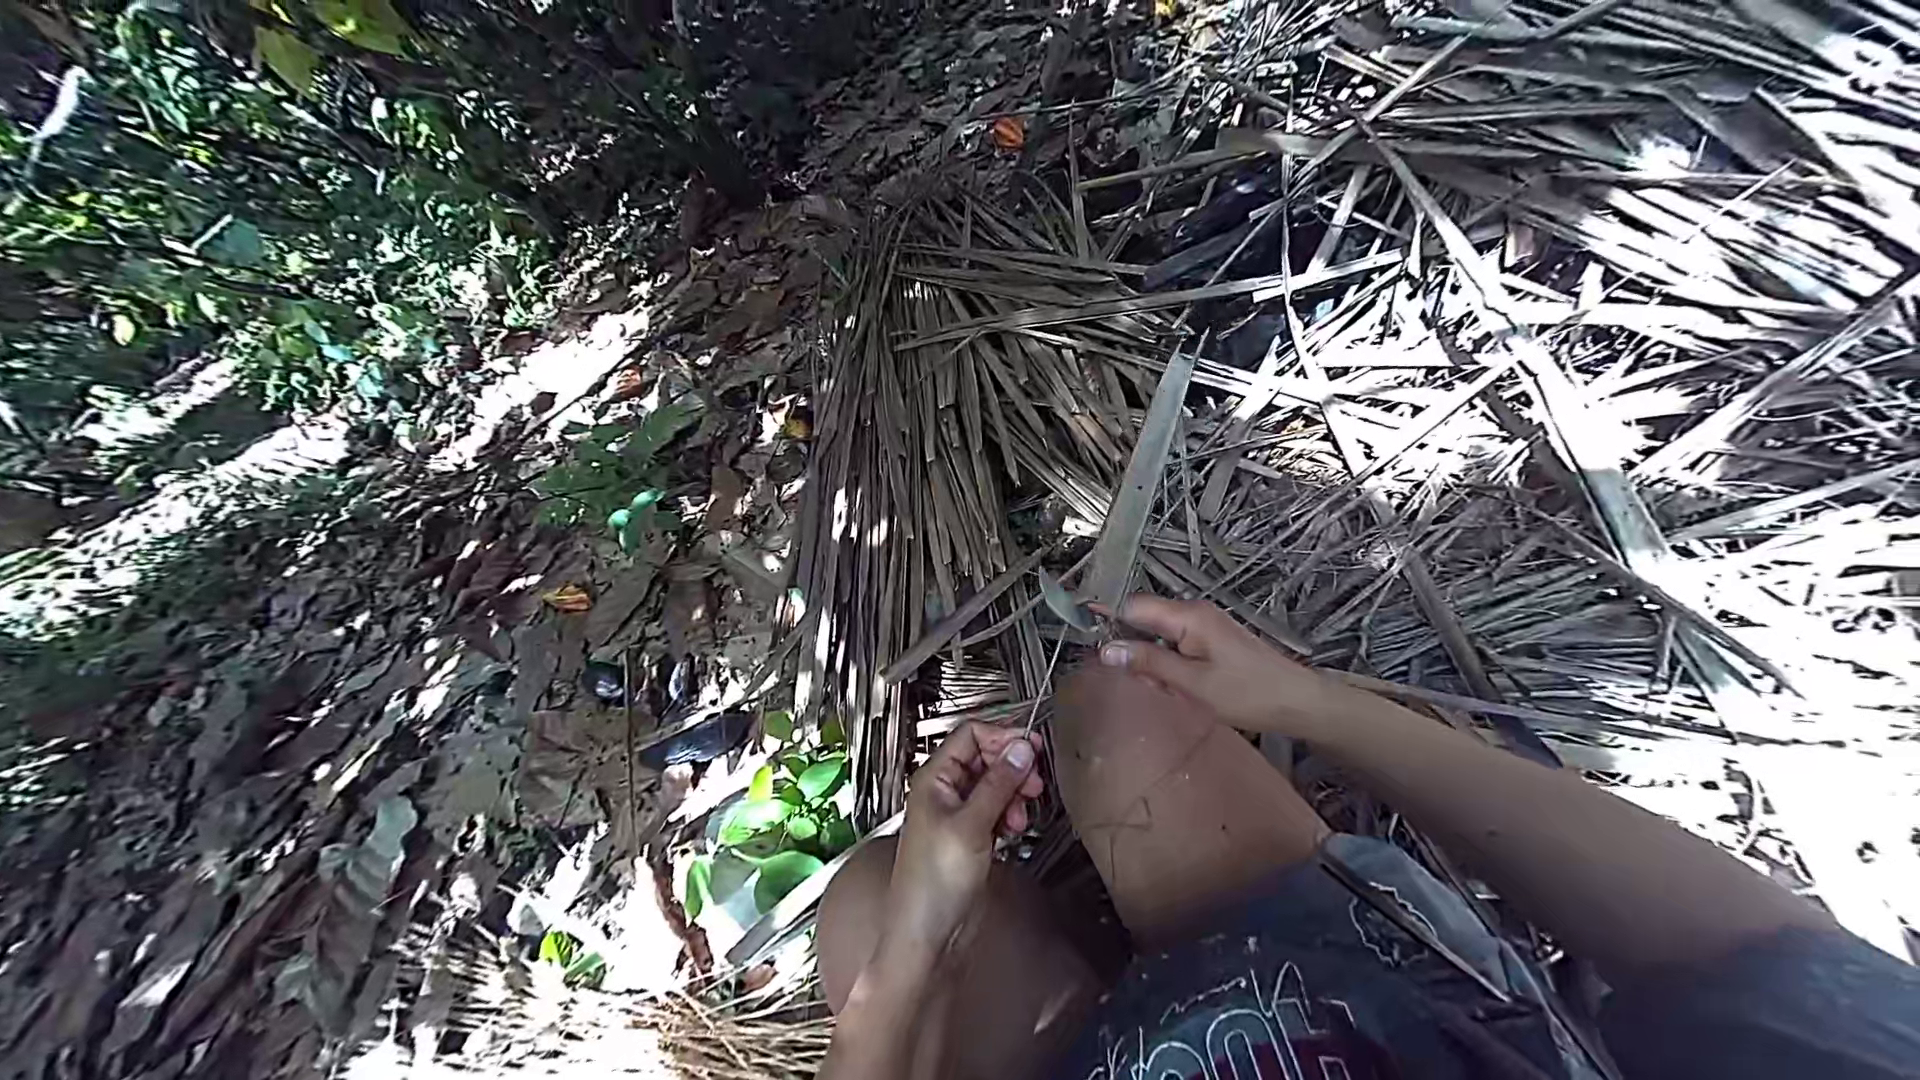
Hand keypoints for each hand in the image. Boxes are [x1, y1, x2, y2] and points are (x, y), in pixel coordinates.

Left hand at [882, 722, 1042, 962]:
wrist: (927, 937)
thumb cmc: (932, 885)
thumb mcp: (971, 825)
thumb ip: (998, 784)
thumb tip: (1020, 749)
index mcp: (934, 779)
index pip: (970, 735)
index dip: (1001, 737)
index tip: (1029, 747)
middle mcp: (944, 792)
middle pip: (985, 757)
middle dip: (1012, 765)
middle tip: (1033, 778)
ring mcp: (958, 814)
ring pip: (993, 783)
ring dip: (1013, 791)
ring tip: (1024, 808)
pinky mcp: (971, 836)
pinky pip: (996, 808)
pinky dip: (1009, 812)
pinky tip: (1015, 826)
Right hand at [1094, 594, 1350, 739]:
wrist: (1300, 702)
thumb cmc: (1248, 693)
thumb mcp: (1191, 683)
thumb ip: (1147, 663)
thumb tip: (1106, 649)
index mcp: (1187, 616)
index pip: (1133, 606)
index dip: (1106, 617)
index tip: (1082, 630)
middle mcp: (1193, 612)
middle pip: (1144, 618)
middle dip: (1131, 645)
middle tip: (1133, 677)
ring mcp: (1204, 624)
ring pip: (1158, 633)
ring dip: (1150, 657)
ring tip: (1162, 687)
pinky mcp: (1211, 638)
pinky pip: (1175, 642)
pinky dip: (1167, 661)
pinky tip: (1176, 685)